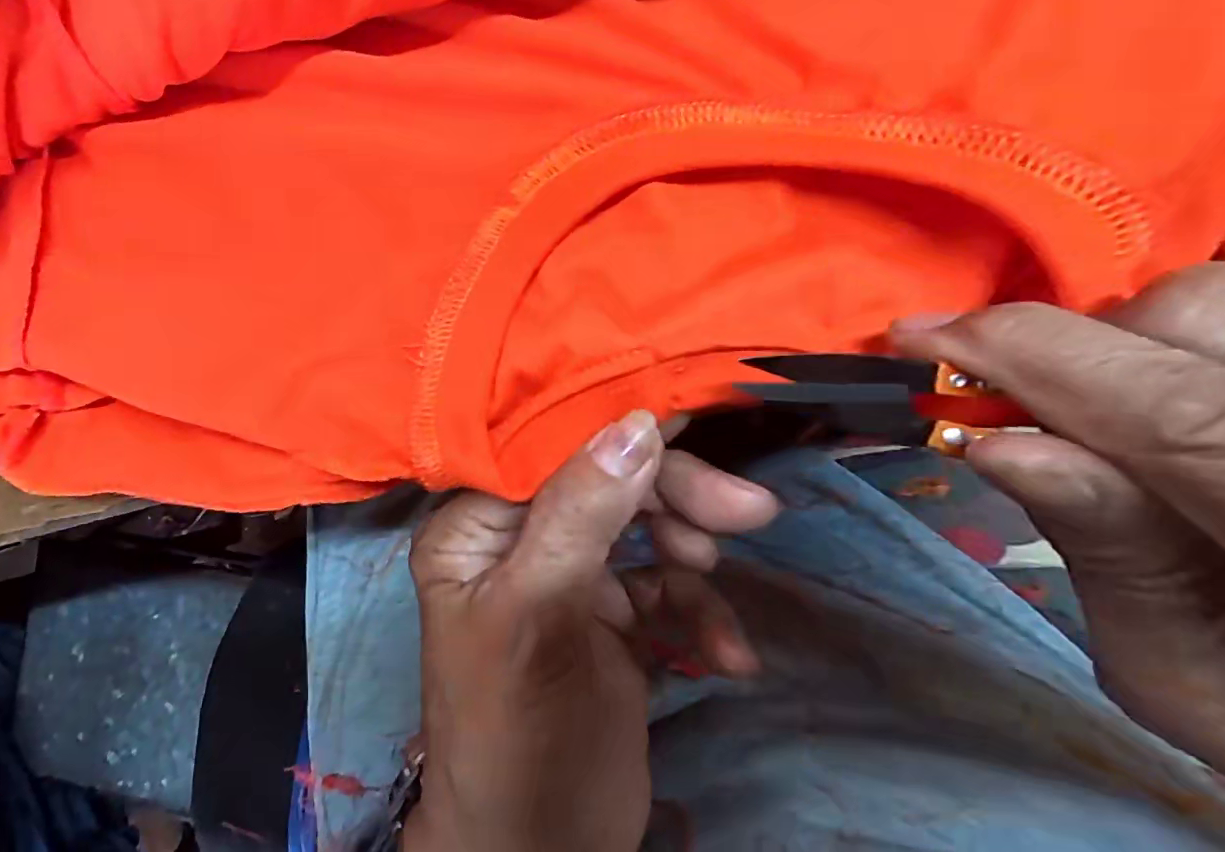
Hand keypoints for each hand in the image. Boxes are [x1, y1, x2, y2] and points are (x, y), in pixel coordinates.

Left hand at [403, 410, 779, 851]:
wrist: (541, 851)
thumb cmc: (512, 728)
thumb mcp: (538, 612)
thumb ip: (581, 513)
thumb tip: (636, 423)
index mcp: (477, 524)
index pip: (548, 449)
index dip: (615, 429)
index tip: (689, 416)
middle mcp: (521, 536)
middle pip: (607, 482)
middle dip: (675, 494)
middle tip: (747, 510)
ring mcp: (571, 572)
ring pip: (644, 525)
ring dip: (690, 551)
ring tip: (710, 578)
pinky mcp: (614, 612)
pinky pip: (666, 584)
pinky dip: (699, 610)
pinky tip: (725, 655)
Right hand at [893, 264, 1224, 850]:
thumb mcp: (1220, 698)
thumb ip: (1119, 566)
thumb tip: (996, 444)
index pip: (1221, 428)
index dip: (1048, 363)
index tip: (921, 339)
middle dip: (1077, 350)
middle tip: (1018, 403)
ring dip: (1133, 343)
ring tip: (1125, 419)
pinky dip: (1197, 335)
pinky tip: (1203, 399)